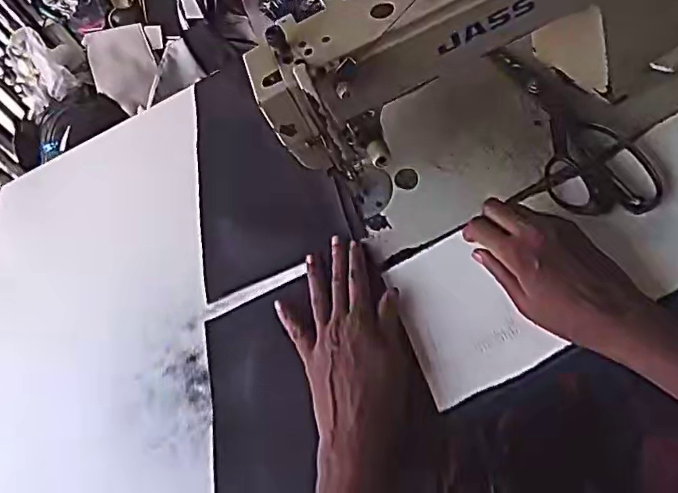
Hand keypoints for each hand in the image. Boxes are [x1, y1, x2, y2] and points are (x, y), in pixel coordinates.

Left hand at [278, 236, 419, 492]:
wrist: (356, 436)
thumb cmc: (380, 403)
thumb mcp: (396, 358)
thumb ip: (390, 322)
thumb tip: (390, 296)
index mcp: (361, 323)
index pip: (359, 283)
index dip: (357, 262)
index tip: (355, 246)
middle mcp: (338, 327)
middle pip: (337, 285)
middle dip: (337, 260)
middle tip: (335, 242)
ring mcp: (322, 341)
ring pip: (317, 299)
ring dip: (314, 276)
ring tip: (311, 258)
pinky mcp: (310, 358)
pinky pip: (297, 331)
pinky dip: (288, 317)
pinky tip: (281, 304)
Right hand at [462, 198, 654, 349]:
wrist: (617, 314)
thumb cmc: (578, 317)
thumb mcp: (526, 304)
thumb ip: (500, 273)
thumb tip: (485, 256)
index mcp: (519, 253)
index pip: (481, 225)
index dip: (471, 230)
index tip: (472, 236)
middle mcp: (534, 232)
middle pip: (495, 205)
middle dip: (486, 217)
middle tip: (486, 231)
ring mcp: (553, 226)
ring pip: (516, 205)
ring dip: (507, 217)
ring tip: (510, 236)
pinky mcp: (569, 226)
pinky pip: (539, 213)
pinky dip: (530, 222)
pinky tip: (534, 241)